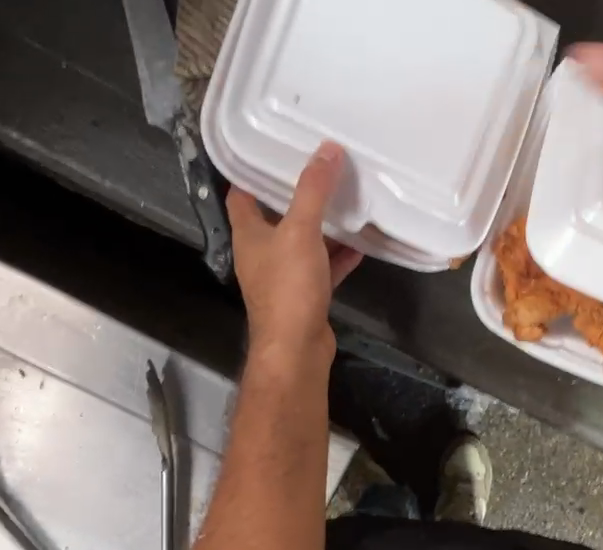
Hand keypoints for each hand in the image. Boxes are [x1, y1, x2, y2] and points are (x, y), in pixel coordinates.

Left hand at [227, 142, 364, 368]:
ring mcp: (284, 278)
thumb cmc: (288, 287)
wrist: (296, 349)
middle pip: (277, 216)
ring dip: (322, 226)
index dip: (255, 170)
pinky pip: (323, 269)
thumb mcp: (300, 230)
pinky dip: (338, 257)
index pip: (242, 193)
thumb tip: (328, 149)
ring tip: (344, 200)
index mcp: (248, 233)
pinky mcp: (306, 297)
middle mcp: (262, 254)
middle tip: (320, 168)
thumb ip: (313, 190)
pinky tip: (360, 243)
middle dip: (297, 195)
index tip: (276, 147)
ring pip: (303, 243)